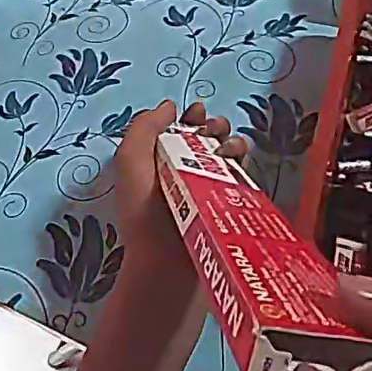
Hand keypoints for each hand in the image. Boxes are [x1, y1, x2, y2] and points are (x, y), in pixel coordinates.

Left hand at [110, 100, 248, 298]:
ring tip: (225, 149)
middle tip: (212, 131)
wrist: (166, 264)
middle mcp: (184, 172)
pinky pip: (241, 176)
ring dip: (230, 141)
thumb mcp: (130, 160)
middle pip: (208, 138)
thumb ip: (145, 127)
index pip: (180, 130)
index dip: (190, 117)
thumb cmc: (143, 210)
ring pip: (228, 154)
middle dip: (214, 125)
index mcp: (159, 160)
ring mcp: (207, 190)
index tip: (196, 113)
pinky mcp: (228, 205)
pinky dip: (241, 162)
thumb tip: (170, 106)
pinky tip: (235, 163)